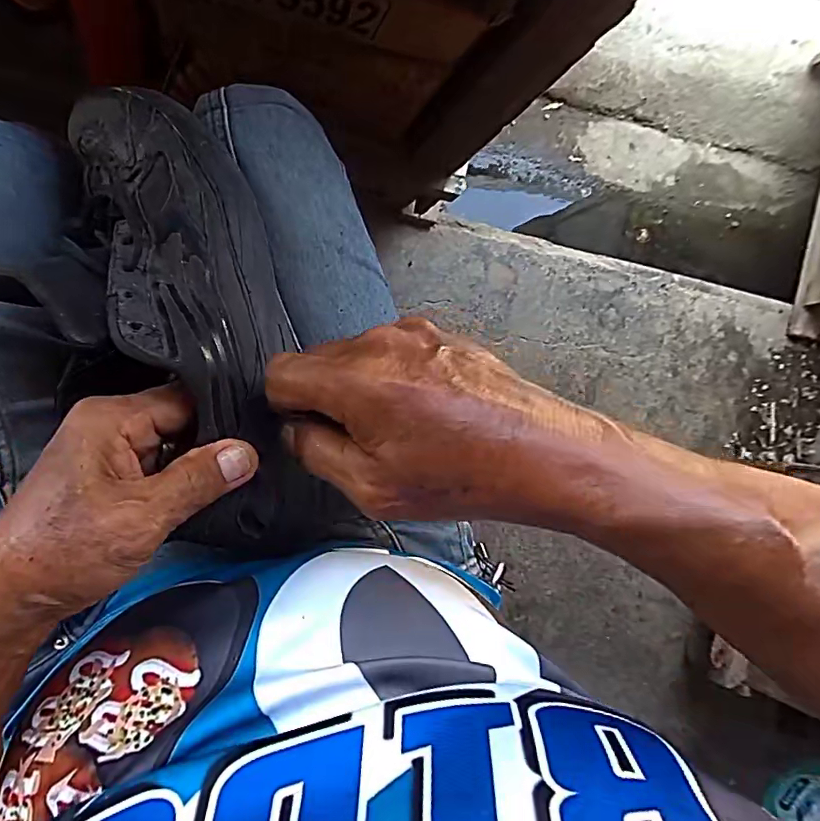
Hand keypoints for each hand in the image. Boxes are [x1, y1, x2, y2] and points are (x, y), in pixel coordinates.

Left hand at [0, 384, 255, 618]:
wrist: (14, 595)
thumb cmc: (59, 552)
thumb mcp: (144, 516)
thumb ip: (198, 480)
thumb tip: (242, 454)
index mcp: (109, 418)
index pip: (184, 399)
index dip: (219, 424)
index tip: (246, 449)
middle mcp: (104, 426)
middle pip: (178, 422)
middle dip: (205, 451)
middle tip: (228, 479)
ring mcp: (103, 452)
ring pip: (168, 449)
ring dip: (187, 474)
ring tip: (199, 498)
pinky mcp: (105, 478)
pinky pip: (152, 469)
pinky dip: (169, 488)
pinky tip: (177, 508)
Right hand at [265, 317, 623, 527]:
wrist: (539, 453)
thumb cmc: (467, 473)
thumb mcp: (372, 487)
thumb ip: (314, 452)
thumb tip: (295, 433)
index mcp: (356, 380)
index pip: (279, 372)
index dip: (282, 406)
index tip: (300, 426)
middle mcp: (380, 343)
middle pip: (315, 360)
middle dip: (321, 398)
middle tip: (355, 439)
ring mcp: (412, 333)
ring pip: (353, 356)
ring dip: (358, 388)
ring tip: (397, 429)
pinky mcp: (436, 334)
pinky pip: (389, 352)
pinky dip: (390, 379)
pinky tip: (421, 414)